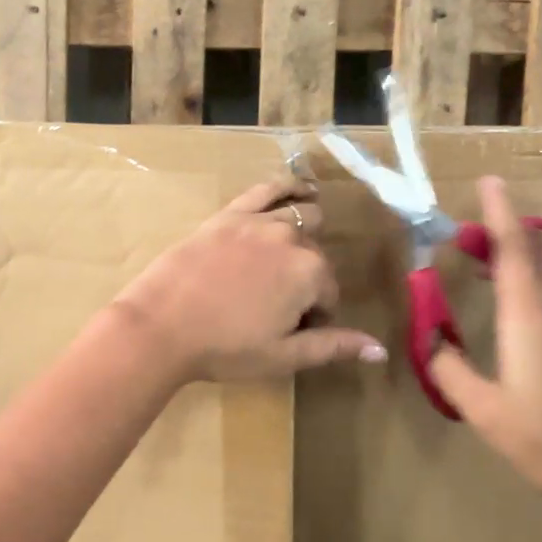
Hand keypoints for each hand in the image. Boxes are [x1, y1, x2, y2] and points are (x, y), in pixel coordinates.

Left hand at [110, 181, 387, 382]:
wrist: (161, 326)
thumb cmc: (224, 348)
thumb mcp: (283, 356)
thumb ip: (333, 346)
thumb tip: (380, 351)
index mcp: (311, 273)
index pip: (328, 294)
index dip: (314, 316)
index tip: (290, 331)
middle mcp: (291, 239)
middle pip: (314, 258)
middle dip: (306, 280)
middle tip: (276, 308)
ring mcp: (258, 221)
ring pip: (300, 218)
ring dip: (304, 236)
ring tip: (290, 257)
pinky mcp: (228, 215)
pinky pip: (266, 190)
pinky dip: (289, 186)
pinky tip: (301, 189)